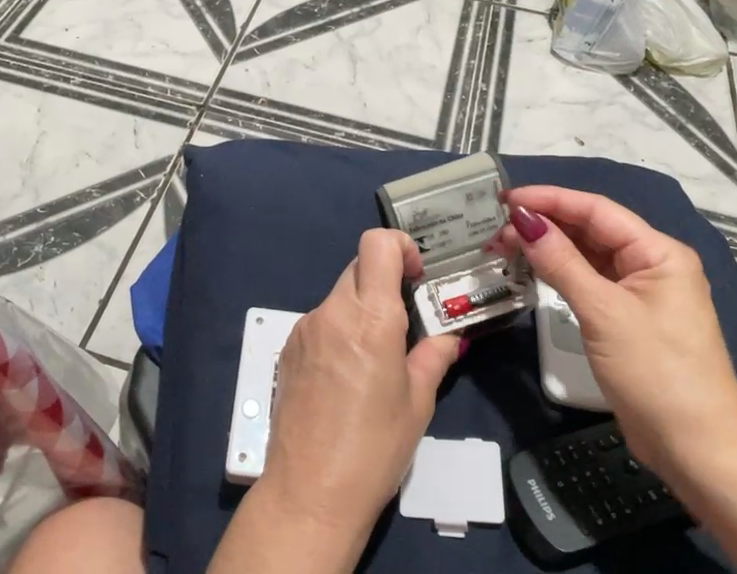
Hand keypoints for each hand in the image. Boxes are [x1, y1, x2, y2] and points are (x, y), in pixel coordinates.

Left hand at [261, 229, 460, 535]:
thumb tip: (448, 336)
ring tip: (378, 357)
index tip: (416, 276)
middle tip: (406, 320)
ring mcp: (305, 329)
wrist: (310, 492)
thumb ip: (433, 357)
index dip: (401, 247)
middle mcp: (333, 311)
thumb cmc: (374, 448)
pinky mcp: (288, 349)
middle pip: (359, 267)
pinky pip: (321, 322)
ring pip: (339, 295)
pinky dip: (340, 330)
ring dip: (362, 308)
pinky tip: (349, 374)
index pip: (377, 244)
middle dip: (385, 281)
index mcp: (370, 317)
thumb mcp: (418, 402)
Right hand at [500, 187, 736, 479]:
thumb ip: (561, 263)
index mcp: (659, 253)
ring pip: (588, 256)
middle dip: (545, 224)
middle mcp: (652, 265)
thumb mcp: (604, 313)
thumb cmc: (657, 372)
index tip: (506, 199)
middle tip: (496, 228)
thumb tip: (523, 221)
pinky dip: (560, 273)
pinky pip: (590, 282)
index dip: (550, 199)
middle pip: (591, 230)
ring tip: (505, 245)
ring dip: (549, 248)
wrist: (697, 448)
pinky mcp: (628, 320)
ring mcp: (640, 294)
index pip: (596, 210)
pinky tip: (532, 270)